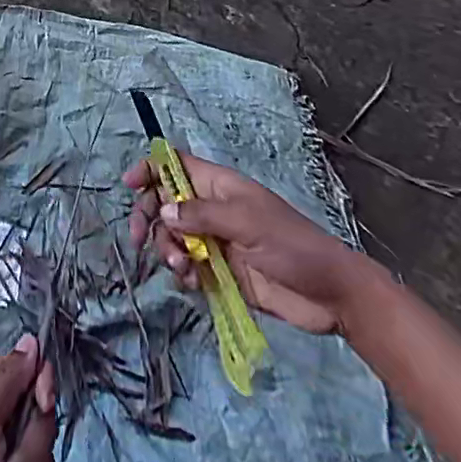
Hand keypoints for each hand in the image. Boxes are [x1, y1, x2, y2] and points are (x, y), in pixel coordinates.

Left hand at [0, 333, 58, 461]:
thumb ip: (7, 377)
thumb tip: (32, 339)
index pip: (23, 367)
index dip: (37, 378)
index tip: (43, 396)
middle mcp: (0, 413)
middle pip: (39, 403)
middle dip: (38, 425)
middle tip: (21, 449)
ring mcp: (13, 446)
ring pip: (45, 436)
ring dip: (37, 453)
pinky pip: (44, 461)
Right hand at [125, 151, 377, 333]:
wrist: (330, 295)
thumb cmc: (292, 246)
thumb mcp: (246, 223)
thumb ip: (201, 215)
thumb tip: (162, 209)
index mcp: (219, 186)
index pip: (176, 166)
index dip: (151, 169)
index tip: (130, 185)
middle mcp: (212, 209)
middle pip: (164, 202)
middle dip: (149, 217)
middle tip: (140, 239)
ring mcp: (214, 241)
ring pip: (171, 236)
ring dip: (168, 250)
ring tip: (184, 268)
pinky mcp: (219, 272)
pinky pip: (186, 266)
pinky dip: (183, 273)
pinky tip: (195, 283)